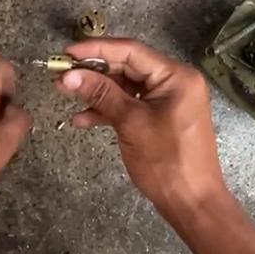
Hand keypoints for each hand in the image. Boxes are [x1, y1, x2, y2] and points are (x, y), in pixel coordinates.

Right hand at [55, 39, 228, 216]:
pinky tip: (83, 119)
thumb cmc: (167, 161)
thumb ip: (100, 94)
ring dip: (97, 92)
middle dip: (93, 72)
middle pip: (127, 67)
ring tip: (65, 94)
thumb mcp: (130, 123)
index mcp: (176, 76)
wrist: (193, 204)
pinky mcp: (160, 118)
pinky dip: (109, 110)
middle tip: (62, 74)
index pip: (131, 51)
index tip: (67, 53)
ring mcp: (167, 101)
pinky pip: (131, 105)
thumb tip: (68, 75)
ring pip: (125, 87)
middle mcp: (174, 82)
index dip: (96, 50)